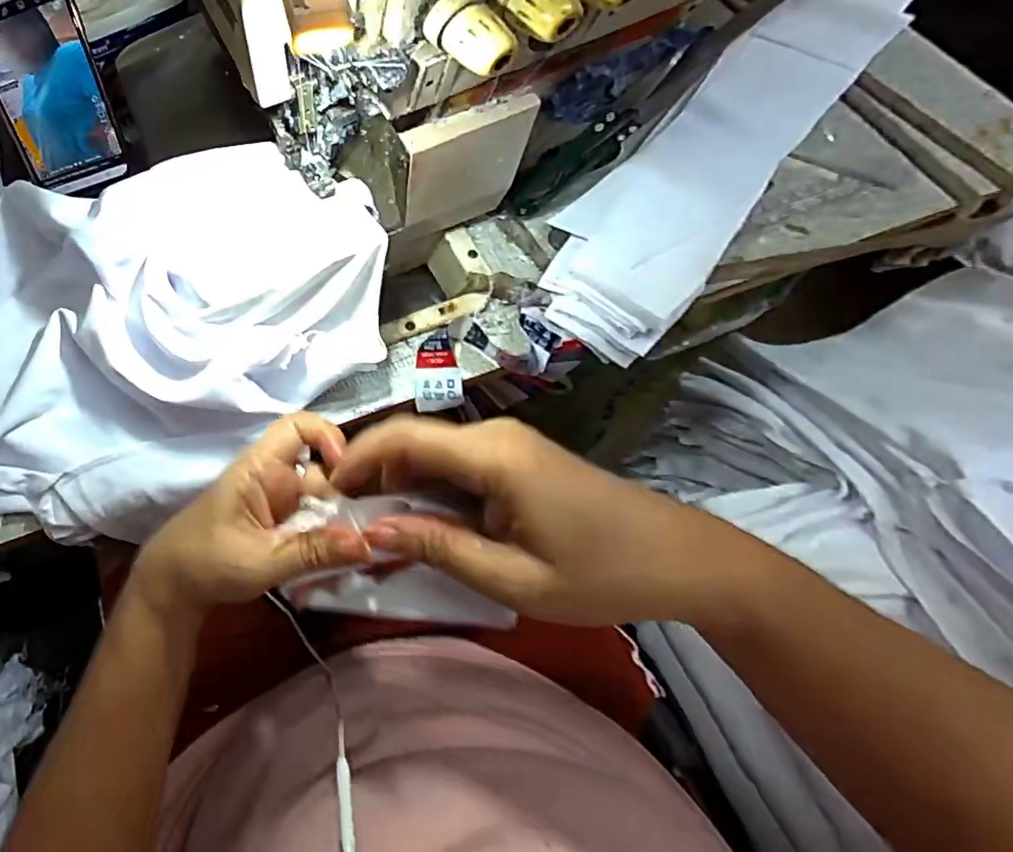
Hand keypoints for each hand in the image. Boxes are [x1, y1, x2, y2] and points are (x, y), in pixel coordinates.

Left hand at [130, 413, 372, 616]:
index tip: (348, 471)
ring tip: (373, 545)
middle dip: (351, 494)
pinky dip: (333, 534)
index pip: (298, 427)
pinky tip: (351, 556)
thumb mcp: (263, 561)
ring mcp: (279, 501)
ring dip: (346, 518)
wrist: (174, 586)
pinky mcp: (282, 523)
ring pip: (324, 497)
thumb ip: (313, 552)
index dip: (328, 436)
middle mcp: (274, 477)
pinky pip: (316, 519)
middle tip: (379, 526)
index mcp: (260, 469)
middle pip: (323, 469)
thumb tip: (368, 542)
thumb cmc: (208, 562)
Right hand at [331, 416, 779, 627]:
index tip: (327, 491)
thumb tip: (372, 531)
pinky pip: (453, 460)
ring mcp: (505, 442)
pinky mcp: (514, 455)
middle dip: (368, 470)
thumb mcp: (516, 579)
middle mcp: (492, 434)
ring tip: (368, 519)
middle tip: (340, 512)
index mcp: (492, 455)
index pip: (403, 438)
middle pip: (410, 438)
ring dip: (394, 479)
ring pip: (429, 448)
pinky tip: (414, 515)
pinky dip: (424, 484)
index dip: (356, 458)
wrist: (685, 558)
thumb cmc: (604, 573)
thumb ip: (439, 549)